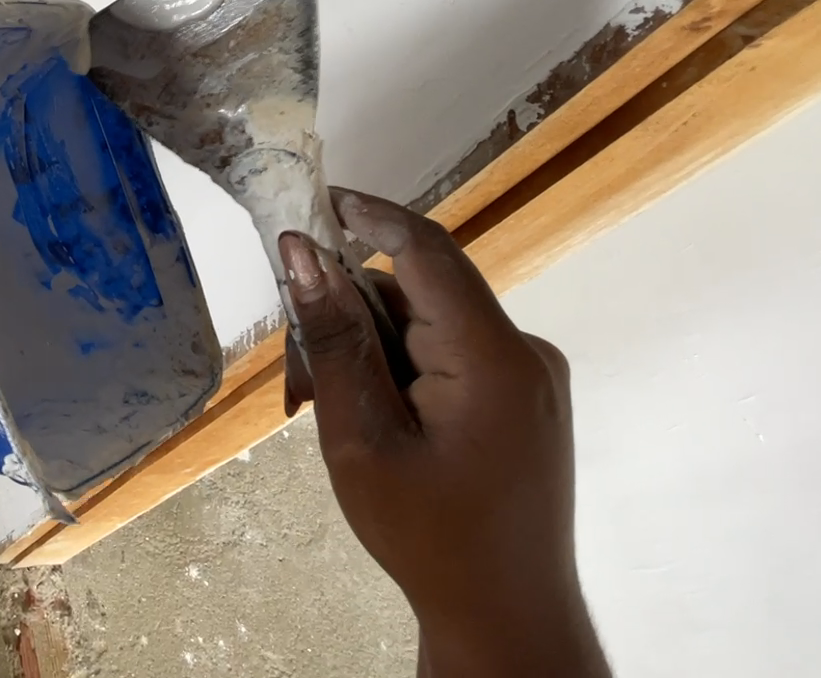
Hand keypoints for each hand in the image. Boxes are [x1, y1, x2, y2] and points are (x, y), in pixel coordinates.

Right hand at [278, 189, 608, 677]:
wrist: (504, 618)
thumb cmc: (424, 532)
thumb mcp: (358, 433)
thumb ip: (332, 336)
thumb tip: (301, 252)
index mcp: (492, 359)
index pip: (425, 251)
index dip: (366, 214)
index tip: (307, 203)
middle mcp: (521, 352)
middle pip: (413, 290)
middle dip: (345, 313)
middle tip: (297, 374)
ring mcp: (523, 374)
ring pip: (419, 321)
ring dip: (362, 347)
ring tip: (325, 408)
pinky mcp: (514, 393)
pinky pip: (438, 349)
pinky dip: (389, 366)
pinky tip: (364, 412)